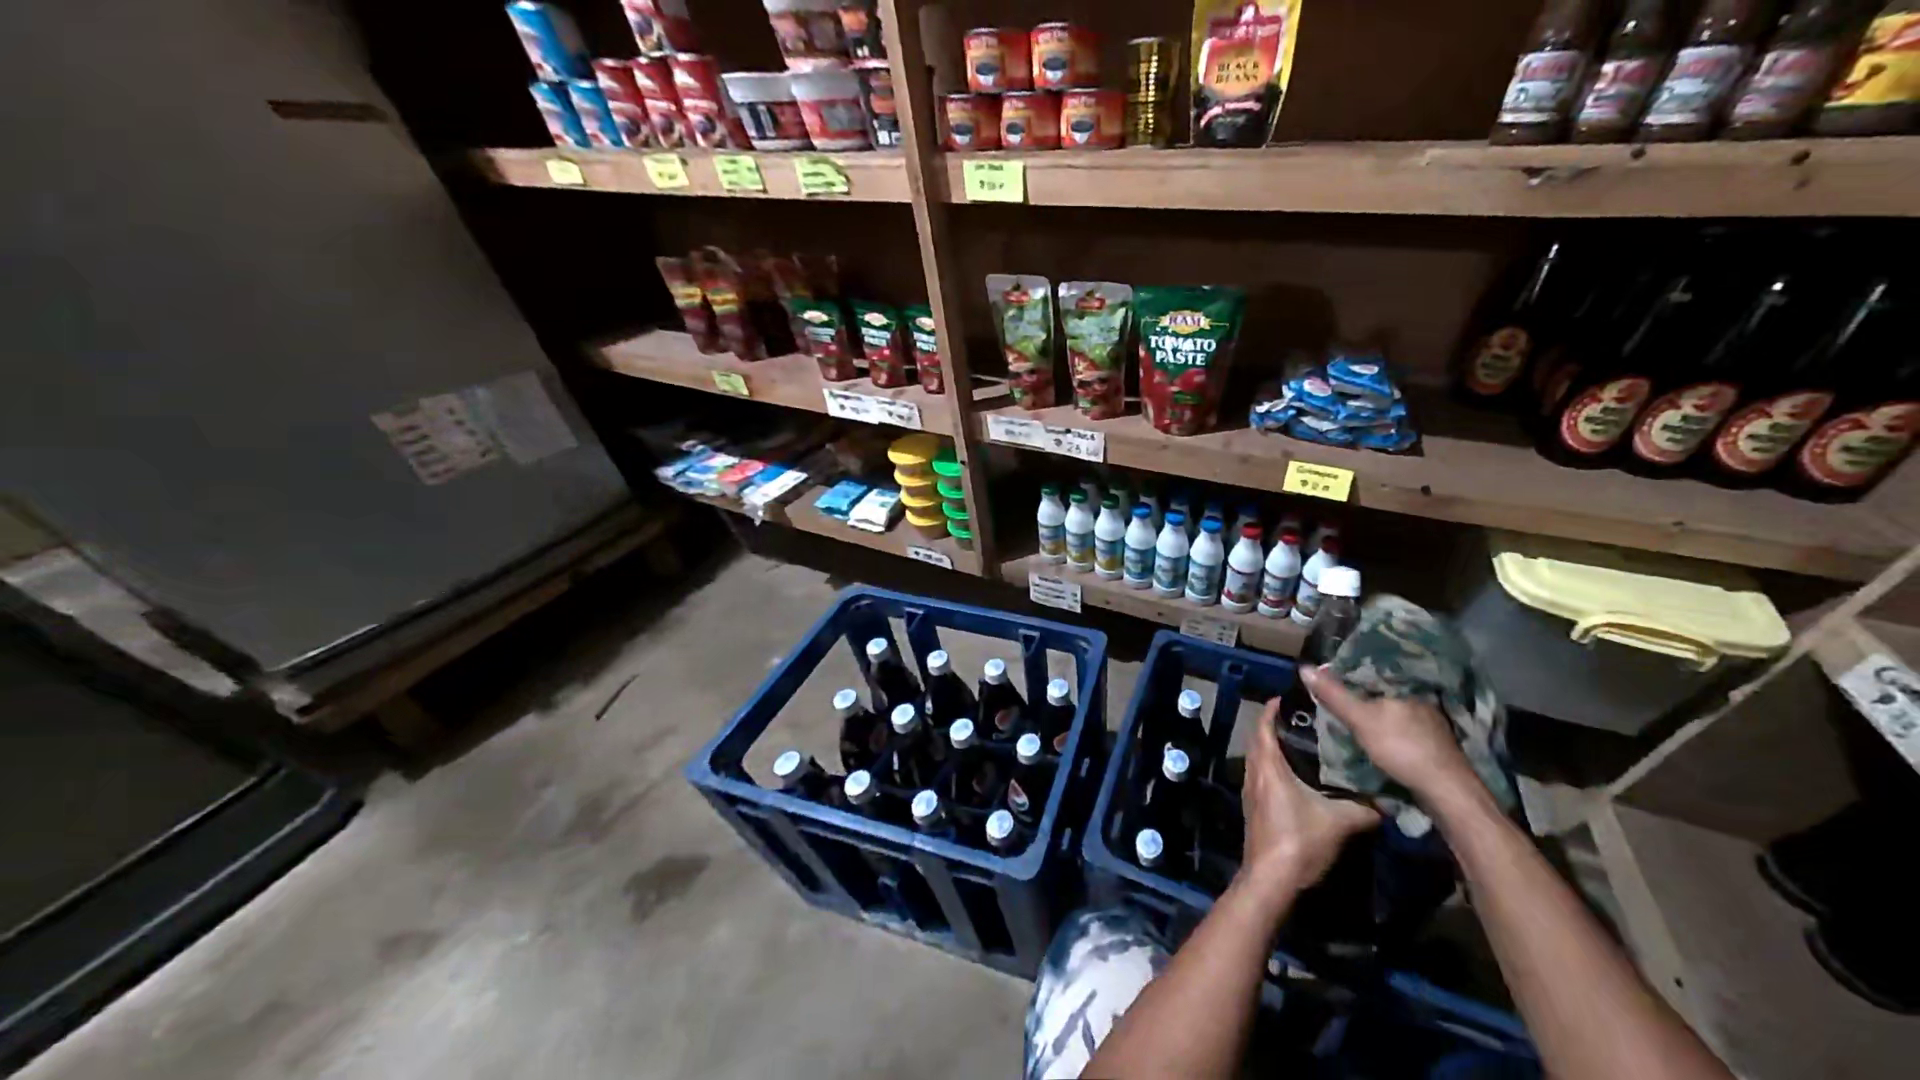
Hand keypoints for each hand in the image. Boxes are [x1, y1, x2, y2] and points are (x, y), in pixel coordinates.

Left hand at [1239, 698, 1378, 902]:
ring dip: (1273, 747)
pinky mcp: (1253, 807)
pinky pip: (1260, 775)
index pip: (1264, 727)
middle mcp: (1254, 773)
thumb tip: (1389, 799)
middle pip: (1259, 740)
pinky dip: (1273, 766)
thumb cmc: (1300, 841)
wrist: (1270, 878)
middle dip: (1275, 725)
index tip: (1289, 696)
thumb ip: (1365, 808)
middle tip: (1302, 717)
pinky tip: (1294, 775)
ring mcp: (1250, 791)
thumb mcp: (1340, 821)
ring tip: (1301, 742)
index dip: (1273, 710)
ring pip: (1259, 758)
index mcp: (1268, 767)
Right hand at [1299, 664, 1478, 803]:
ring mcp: (1430, 721)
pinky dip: (1389, 727)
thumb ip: (1333, 694)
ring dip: (1377, 711)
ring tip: (1353, 715)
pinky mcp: (1434, 742)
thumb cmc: (1400, 746)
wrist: (1444, 788)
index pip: (1371, 671)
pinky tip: (1379, 735)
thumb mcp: (1359, 719)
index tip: (1327, 675)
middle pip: (1382, 690)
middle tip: (1335, 696)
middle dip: (1362, 693)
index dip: (1348, 672)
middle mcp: (1420, 699)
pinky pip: (1404, 725)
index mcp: (1404, 686)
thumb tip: (1303, 667)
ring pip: (1394, 709)